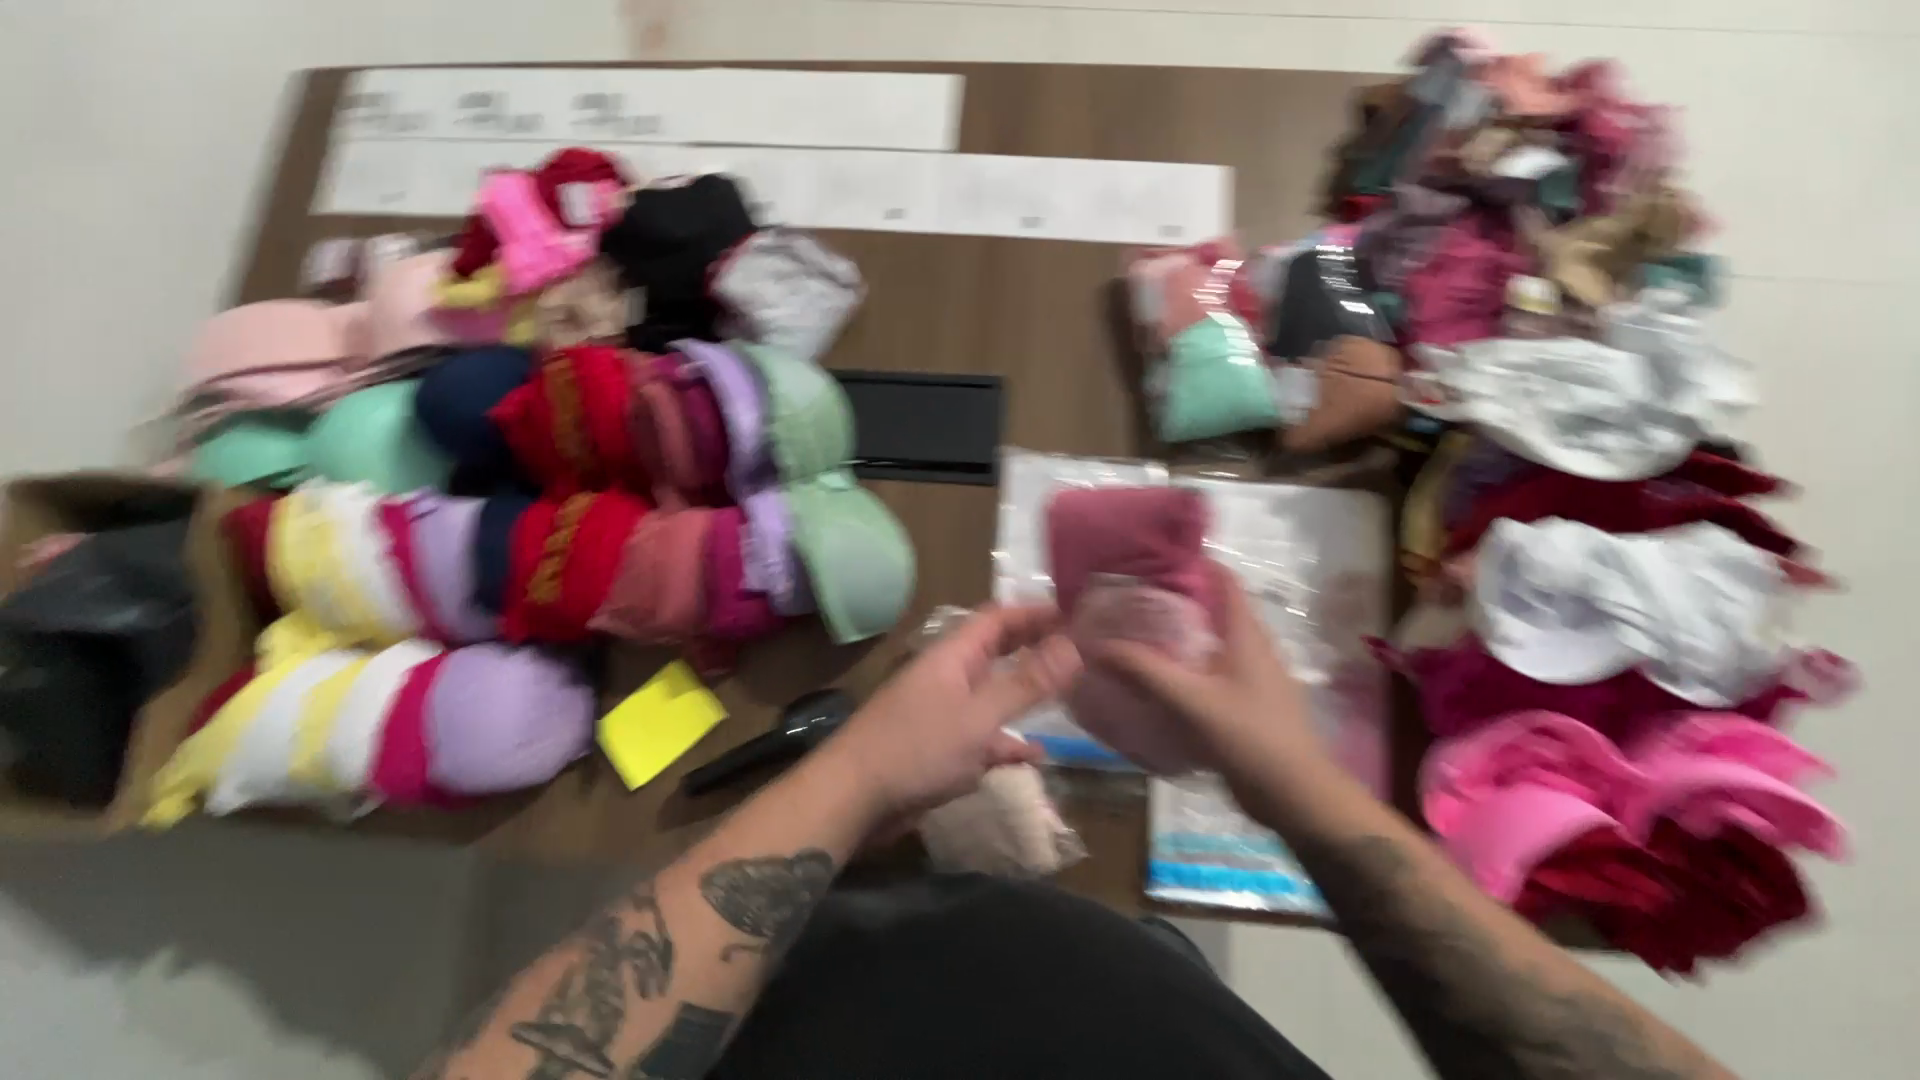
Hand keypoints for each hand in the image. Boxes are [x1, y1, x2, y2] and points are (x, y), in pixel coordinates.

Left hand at [818, 604, 1082, 830]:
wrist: (853, 797)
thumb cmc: (917, 748)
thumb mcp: (979, 716)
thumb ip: (1027, 684)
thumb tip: (1074, 646)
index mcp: (953, 656)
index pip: (997, 618)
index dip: (1033, 612)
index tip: (1074, 614)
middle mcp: (948, 677)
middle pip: (994, 652)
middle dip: (1031, 647)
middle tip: (1073, 649)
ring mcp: (941, 713)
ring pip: (990, 695)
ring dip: (1022, 695)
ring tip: (1063, 698)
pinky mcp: (938, 748)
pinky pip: (981, 737)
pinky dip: (1005, 742)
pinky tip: (1032, 756)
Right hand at [1094, 560, 1325, 778]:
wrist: (1295, 795)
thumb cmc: (1249, 735)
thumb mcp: (1190, 699)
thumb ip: (1145, 670)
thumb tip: (1098, 646)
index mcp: (1245, 633)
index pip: (1223, 579)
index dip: (1191, 563)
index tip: (1149, 562)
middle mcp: (1251, 647)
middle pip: (1211, 610)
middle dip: (1172, 603)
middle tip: (1128, 603)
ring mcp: (1251, 678)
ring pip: (1209, 645)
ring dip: (1176, 639)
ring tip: (1133, 639)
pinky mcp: (1245, 706)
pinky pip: (1209, 676)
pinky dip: (1183, 671)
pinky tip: (1154, 685)